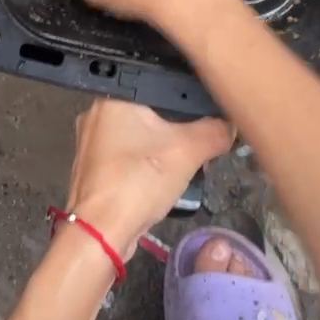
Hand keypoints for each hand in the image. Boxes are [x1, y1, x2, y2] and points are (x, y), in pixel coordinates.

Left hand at [64, 99, 233, 254]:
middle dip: (175, 134)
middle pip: (149, 115)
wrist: (101, 232)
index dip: (184, 105)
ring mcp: (90, 143)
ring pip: (137, 139)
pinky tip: (157, 184)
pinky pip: (126, 159)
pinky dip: (144, 168)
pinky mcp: (92, 168)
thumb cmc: (139, 180)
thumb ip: (213, 132)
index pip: (157, 87)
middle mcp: (96, 113)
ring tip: (180, 169)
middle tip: (194, 151)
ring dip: (160, 153)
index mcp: (112, 96)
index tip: (202, 121)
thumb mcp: (187, 151)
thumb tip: (229, 125)